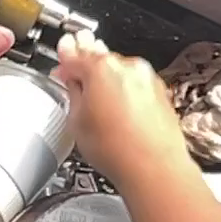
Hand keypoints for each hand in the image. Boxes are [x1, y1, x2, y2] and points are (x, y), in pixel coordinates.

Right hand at [55, 30, 194, 187]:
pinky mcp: (160, 92)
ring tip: (92, 90)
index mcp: (100, 68)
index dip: (63, 58)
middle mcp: (127, 67)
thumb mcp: (76, 119)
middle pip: (98, 56)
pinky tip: (113, 102)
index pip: (73, 53)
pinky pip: (134, 81)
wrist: (155, 168)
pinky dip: (122, 86)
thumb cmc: (118, 148)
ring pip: (117, 68)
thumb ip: (72, 91)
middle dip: (84, 60)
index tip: (60, 60)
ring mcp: (147, 78)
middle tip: (72, 66)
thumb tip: (72, 83)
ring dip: (103, 74)